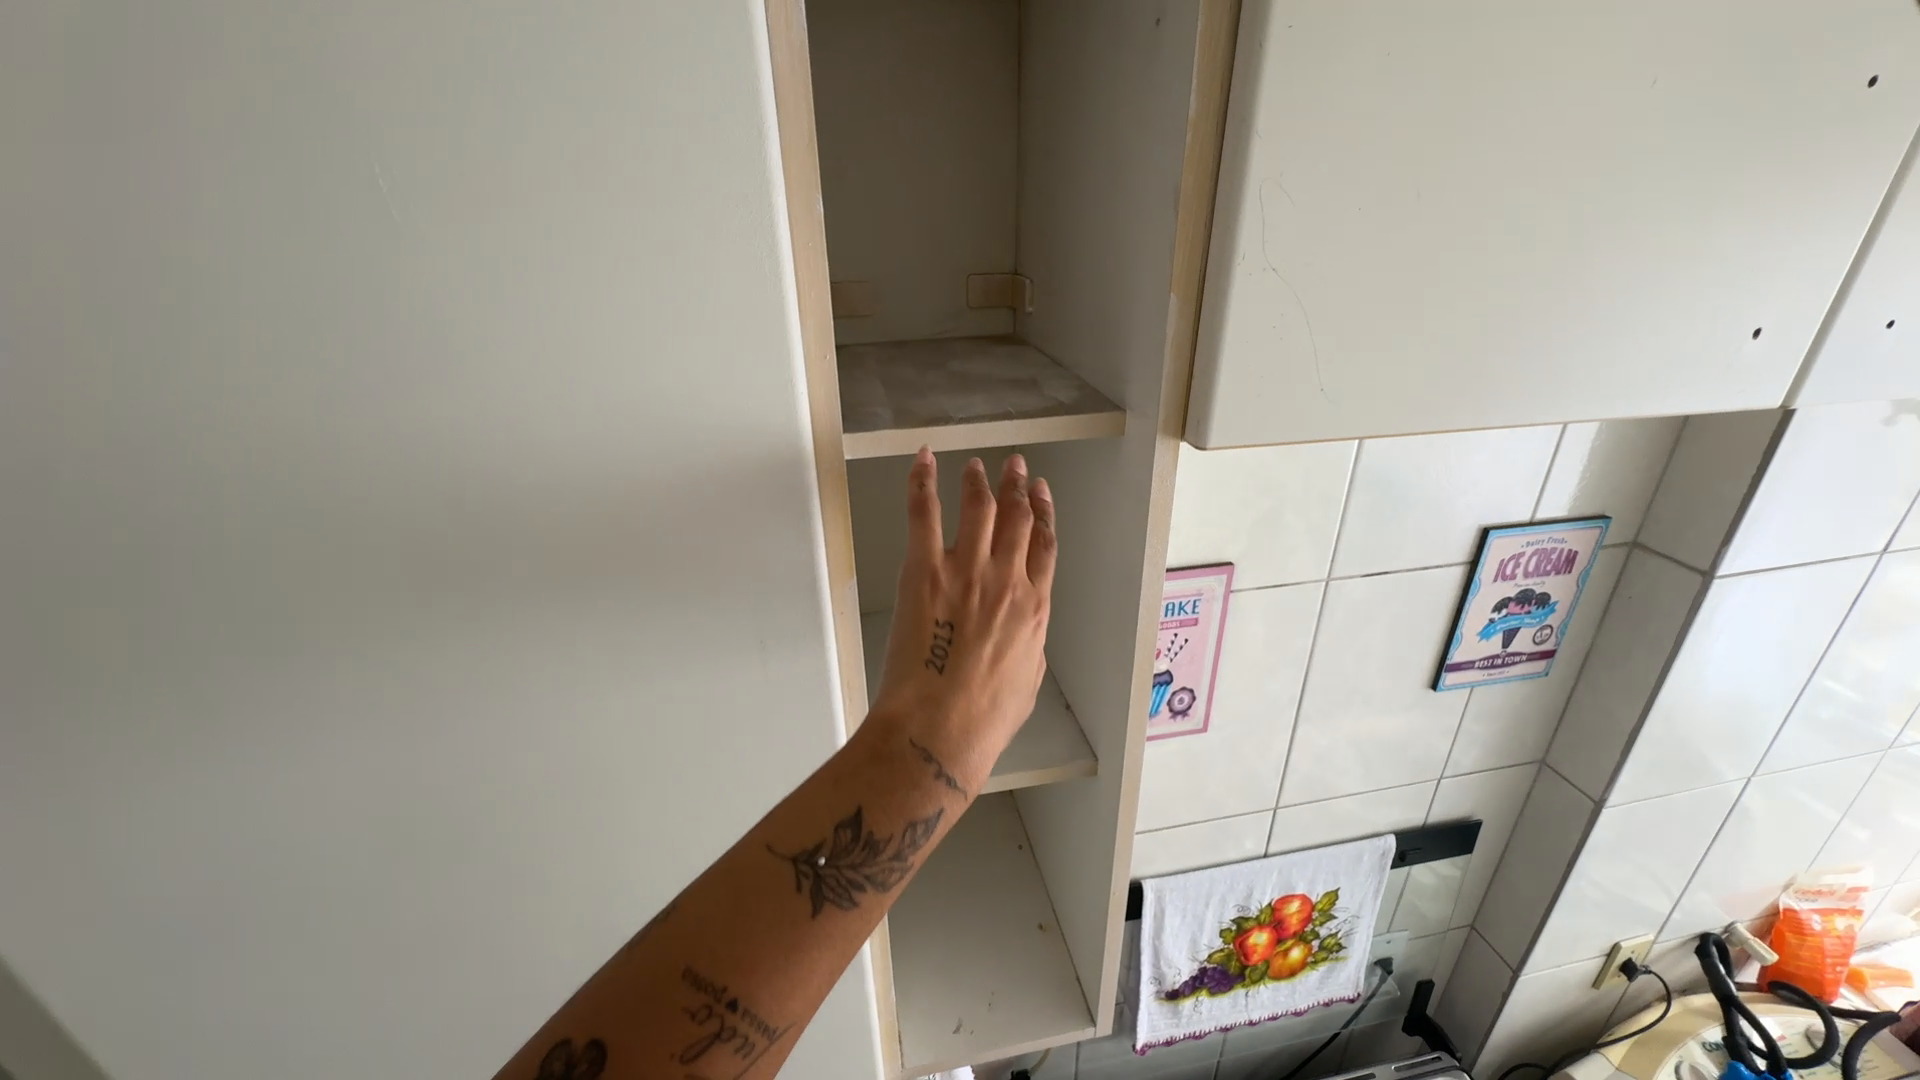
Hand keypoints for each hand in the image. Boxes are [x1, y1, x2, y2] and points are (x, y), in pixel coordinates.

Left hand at [867, 449, 1055, 786]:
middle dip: (1017, 488)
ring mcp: (967, 572)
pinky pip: (926, 513)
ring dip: (980, 482)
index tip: (1041, 495)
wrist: (941, 727)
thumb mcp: (1026, 682)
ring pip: (980, 509)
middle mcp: (1007, 581)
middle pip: (1018, 520)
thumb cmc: (983, 719)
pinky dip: (924, 482)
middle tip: (1015, 467)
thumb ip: (1028, 647)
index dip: (1045, 514)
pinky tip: (925, 460)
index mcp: (1034, 608)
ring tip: (977, 466)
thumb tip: (1023, 636)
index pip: (1045, 547)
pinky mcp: (925, 572)